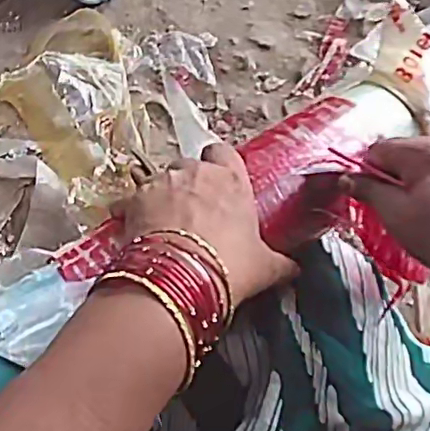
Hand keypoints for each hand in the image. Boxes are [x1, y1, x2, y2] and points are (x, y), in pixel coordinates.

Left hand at [116, 143, 297, 303]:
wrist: (178, 279)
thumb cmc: (228, 266)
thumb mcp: (264, 267)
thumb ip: (281, 263)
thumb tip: (295, 268)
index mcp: (231, 180)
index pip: (223, 152)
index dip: (219, 166)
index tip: (220, 186)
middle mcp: (196, 172)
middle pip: (190, 166)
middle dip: (189, 185)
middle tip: (194, 214)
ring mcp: (162, 183)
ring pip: (162, 180)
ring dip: (163, 197)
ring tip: (166, 228)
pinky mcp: (134, 199)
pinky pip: (134, 200)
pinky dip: (136, 212)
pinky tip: (141, 234)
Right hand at [342, 136, 429, 282]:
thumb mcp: (398, 217)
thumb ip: (369, 191)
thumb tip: (347, 177)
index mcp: (426, 149)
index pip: (378, 149)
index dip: (367, 173)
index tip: (370, 199)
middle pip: (404, 153)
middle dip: (394, 177)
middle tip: (398, 211)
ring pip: (427, 162)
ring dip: (417, 182)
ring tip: (424, 215)